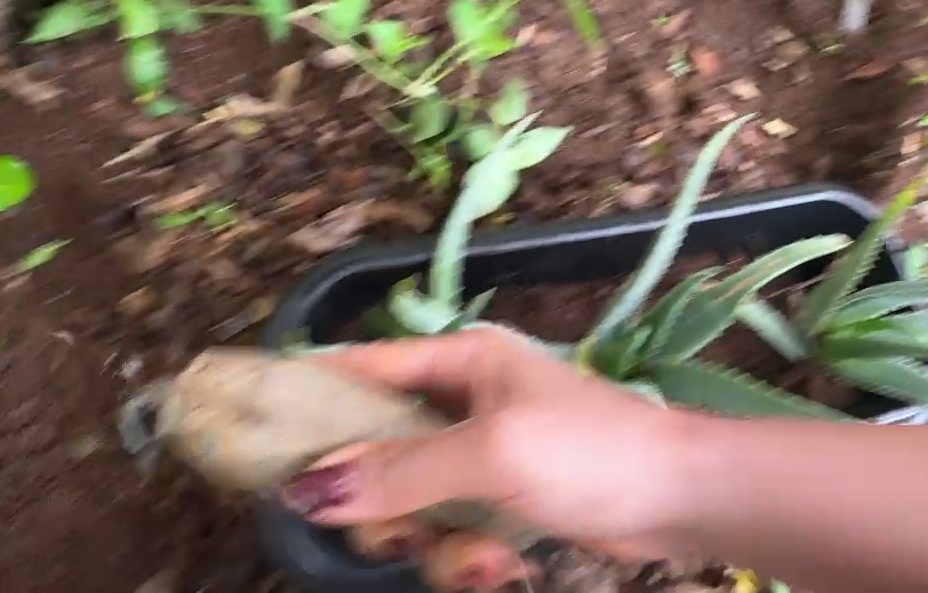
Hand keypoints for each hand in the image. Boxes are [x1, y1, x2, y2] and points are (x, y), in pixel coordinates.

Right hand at [287, 329, 691, 590]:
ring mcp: (479, 453)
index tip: (254, 432)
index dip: (311, 393)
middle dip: (388, 503)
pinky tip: (508, 565)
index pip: (365, 366)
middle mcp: (462, 400)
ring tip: (488, 559)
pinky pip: (449, 530)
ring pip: (409, 503)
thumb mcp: (491, 454)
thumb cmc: (585, 450)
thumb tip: (309, 484)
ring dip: (439, 544)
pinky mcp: (498, 498)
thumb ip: (401, 470)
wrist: (673, 495)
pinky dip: (469, 557)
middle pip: (377, 450)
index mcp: (461, 361)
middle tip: (402, 531)